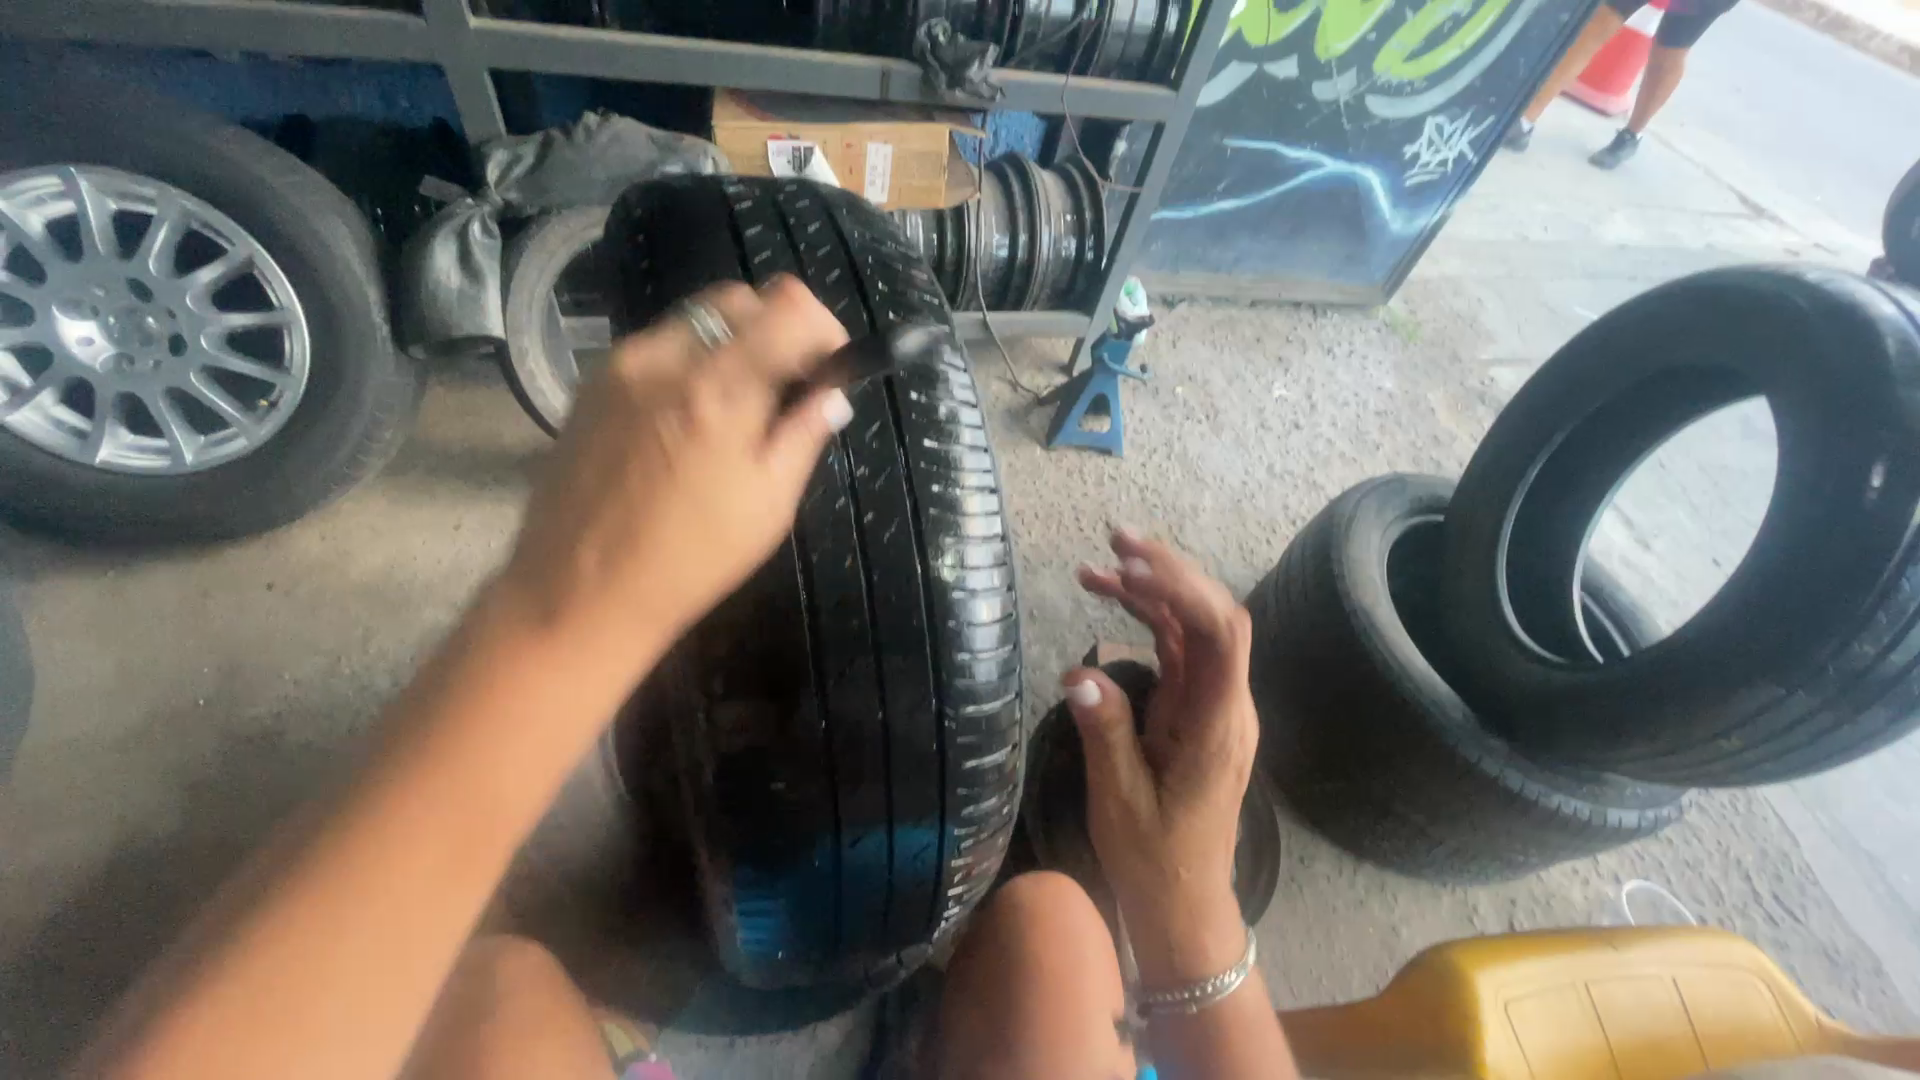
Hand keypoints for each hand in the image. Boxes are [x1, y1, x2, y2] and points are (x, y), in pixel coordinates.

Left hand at [498, 276, 850, 659]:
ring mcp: (621, 365)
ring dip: (734, 345)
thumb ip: (804, 435)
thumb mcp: (769, 503)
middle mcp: (666, 358)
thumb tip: (832, 394)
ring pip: (696, 318)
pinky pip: (658, 346)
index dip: (823, 327)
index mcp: (720, 389)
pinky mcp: (592, 383)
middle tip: (788, 389)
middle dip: (778, 330)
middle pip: (741, 298)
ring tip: (739, 408)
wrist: (578, 591)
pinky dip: (691, 362)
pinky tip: (691, 420)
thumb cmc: (691, 559)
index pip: (787, 305)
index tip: (829, 369)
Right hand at [1064, 529, 1258, 984]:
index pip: (1219, 635)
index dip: (1182, 589)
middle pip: (1213, 617)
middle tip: (1116, 540)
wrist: (1183, 898)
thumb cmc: (1154, 856)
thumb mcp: (1120, 799)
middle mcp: (1224, 703)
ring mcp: (1210, 703)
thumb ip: (1106, 732)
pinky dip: (1146, 620)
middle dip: (1170, 571)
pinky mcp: (1192, 707)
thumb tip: (1077, 672)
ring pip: (1192, 627)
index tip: (1130, 565)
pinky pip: (1176, 648)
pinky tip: (1111, 599)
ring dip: (1153, 589)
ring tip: (1102, 562)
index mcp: (1216, 723)